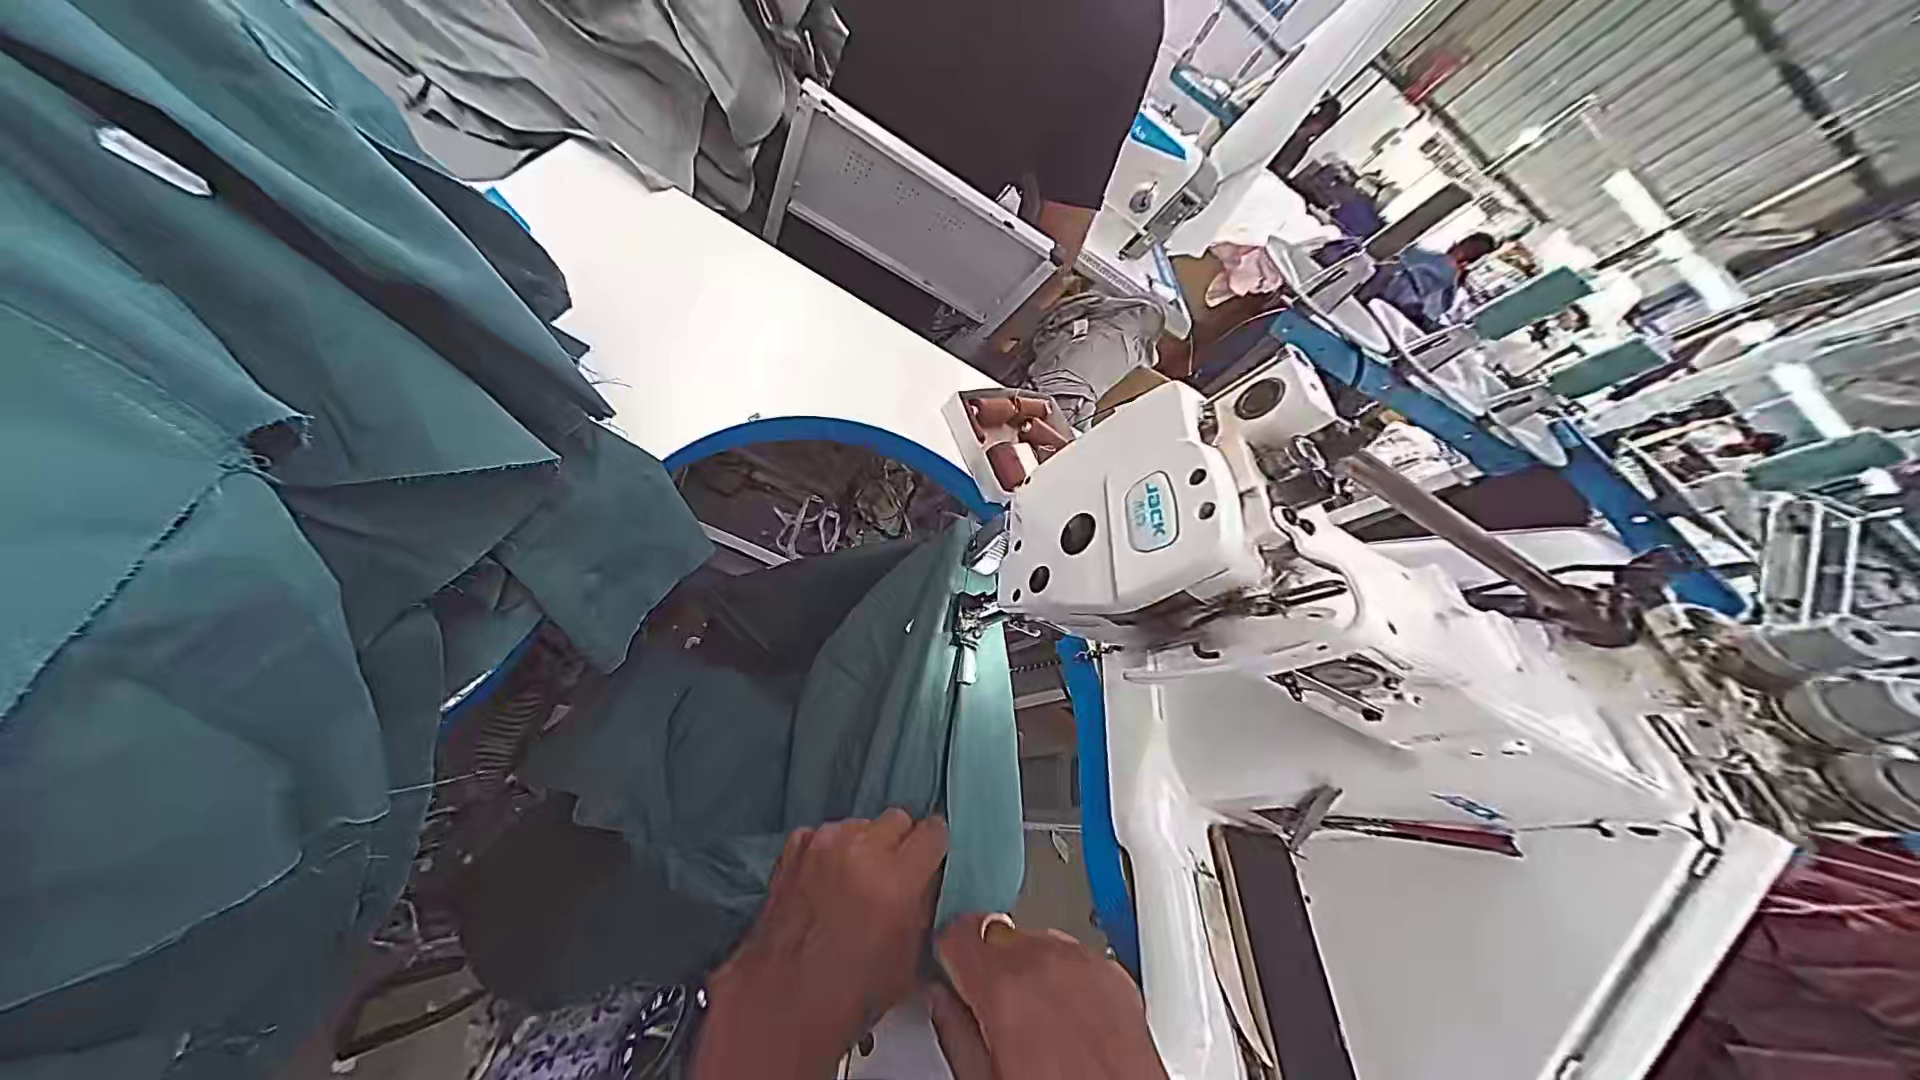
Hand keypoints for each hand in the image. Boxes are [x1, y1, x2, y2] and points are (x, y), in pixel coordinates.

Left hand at [691, 810, 948, 1079]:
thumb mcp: (909, 955)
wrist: (779, 1004)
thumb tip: (930, 873)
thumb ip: (925, 900)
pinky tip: (827, 883)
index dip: (932, 848)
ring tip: (854, 883)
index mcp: (896, 878)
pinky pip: (828, 833)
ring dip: (864, 845)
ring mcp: (825, 842)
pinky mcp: (797, 844)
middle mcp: (860, 850)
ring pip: (863, 823)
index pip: (932, 831)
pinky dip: (831, 851)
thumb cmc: (845, 994)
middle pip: (898, 819)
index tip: (928, 858)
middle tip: (891, 875)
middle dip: (899, 844)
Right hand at [929, 913, 1167, 1079]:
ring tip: (1035, 1018)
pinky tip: (1067, 1016)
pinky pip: (1074, 955)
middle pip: (996, 932)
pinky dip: (1064, 975)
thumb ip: (957, 1031)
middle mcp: (1045, 961)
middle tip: (991, 1006)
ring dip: (1027, 966)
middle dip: (988, 962)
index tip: (950, 965)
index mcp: (1004, 987)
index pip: (958, 931)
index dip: (949, 951)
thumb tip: (945, 1003)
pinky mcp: (1113, 973)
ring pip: (1036, 940)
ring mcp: (1084, 962)